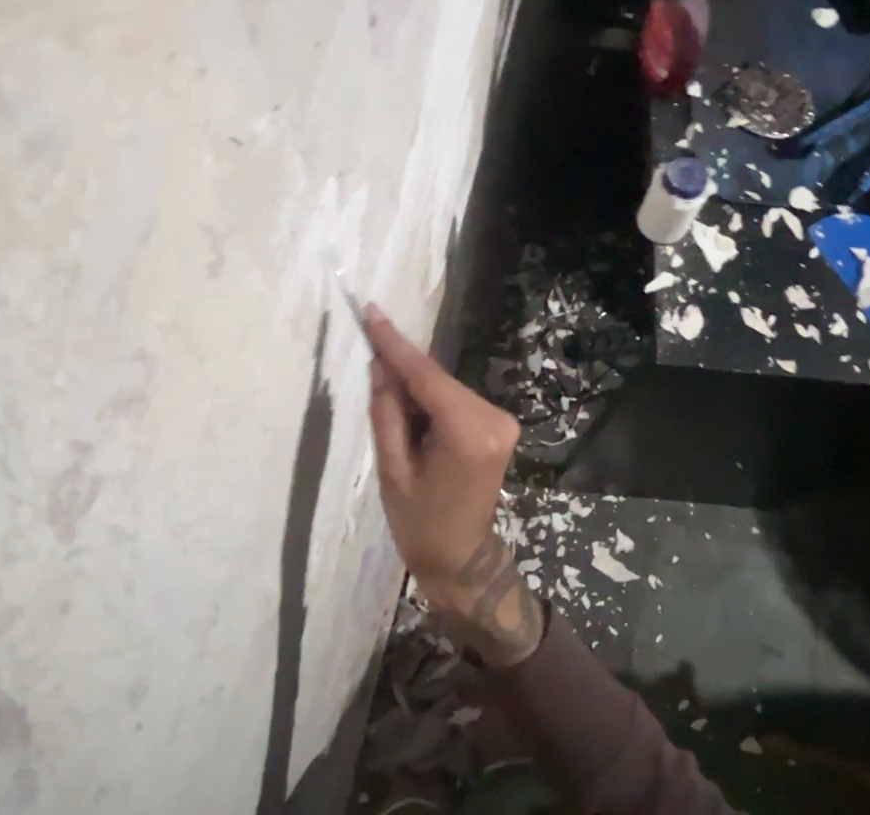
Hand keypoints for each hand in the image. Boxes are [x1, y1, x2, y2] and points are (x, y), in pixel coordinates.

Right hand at [363, 304, 541, 664]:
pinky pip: (454, 401)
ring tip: (392, 419)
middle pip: (436, 380)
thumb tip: (380, 364)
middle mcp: (494, 418)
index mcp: (469, 432)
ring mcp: (502, 421)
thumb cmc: (420, 523)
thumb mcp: (393, 469)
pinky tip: (413, 423)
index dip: (395, 344)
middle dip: (401, 372)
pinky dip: (430, 402)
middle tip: (368, 372)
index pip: (426, 376)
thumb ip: (387, 411)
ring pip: (444, 388)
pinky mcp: (499, 425)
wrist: (461, 558)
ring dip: (415, 390)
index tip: (372, 311)